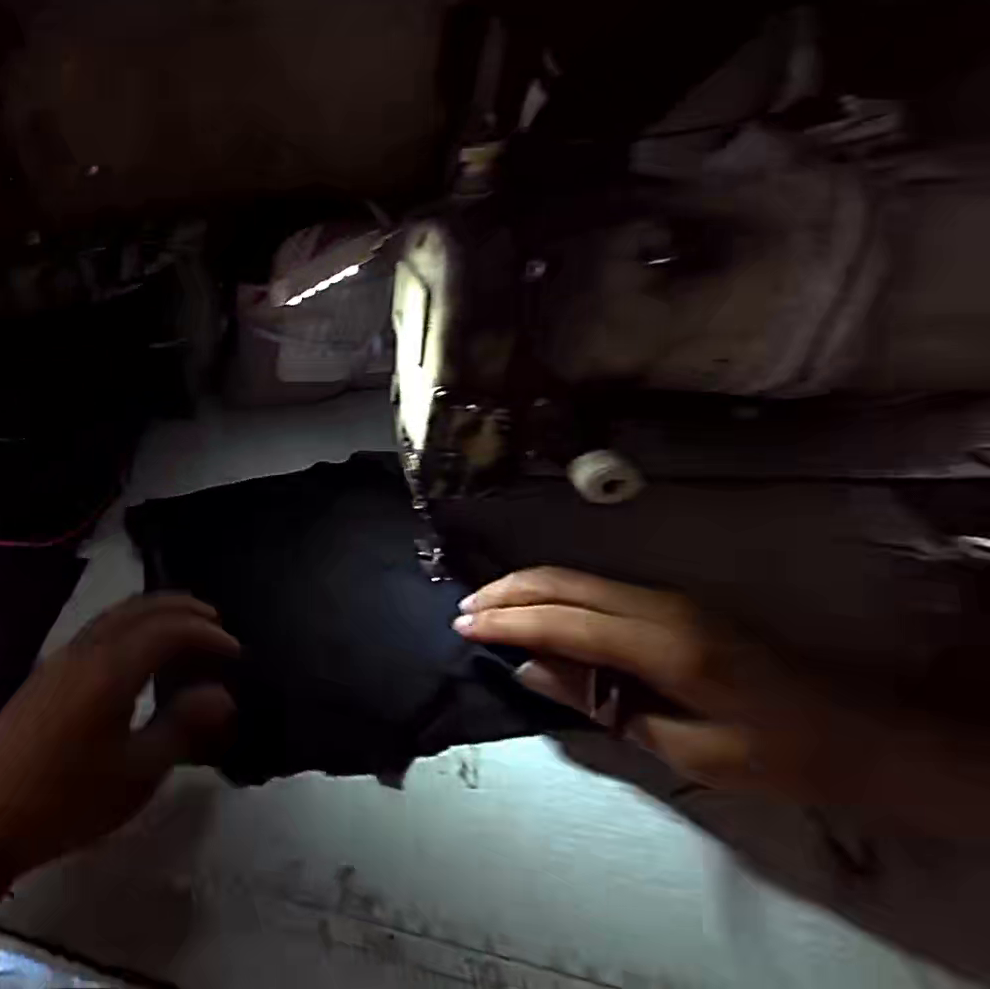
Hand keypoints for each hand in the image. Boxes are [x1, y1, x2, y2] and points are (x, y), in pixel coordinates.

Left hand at [0, 594, 238, 924]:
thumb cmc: (67, 799)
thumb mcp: (137, 772)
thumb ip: (181, 727)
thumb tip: (221, 694)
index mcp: (110, 667)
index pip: (166, 630)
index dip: (205, 634)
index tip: (237, 651)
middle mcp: (83, 650)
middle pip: (136, 609)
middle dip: (178, 608)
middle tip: (214, 620)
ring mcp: (57, 660)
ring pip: (111, 617)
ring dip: (149, 614)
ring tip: (180, 629)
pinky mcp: (43, 676)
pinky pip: (95, 633)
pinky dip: (126, 628)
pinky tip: (133, 655)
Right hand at [454, 566, 870, 802]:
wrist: (870, 736)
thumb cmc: (780, 755)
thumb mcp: (688, 750)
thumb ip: (600, 705)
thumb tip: (529, 669)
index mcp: (665, 646)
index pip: (562, 622)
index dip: (505, 623)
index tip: (461, 629)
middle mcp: (660, 607)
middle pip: (559, 583)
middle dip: (502, 594)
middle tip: (462, 613)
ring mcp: (666, 598)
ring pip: (570, 576)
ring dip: (520, 589)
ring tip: (483, 609)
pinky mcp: (669, 601)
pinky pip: (588, 585)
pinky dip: (547, 593)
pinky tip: (530, 610)